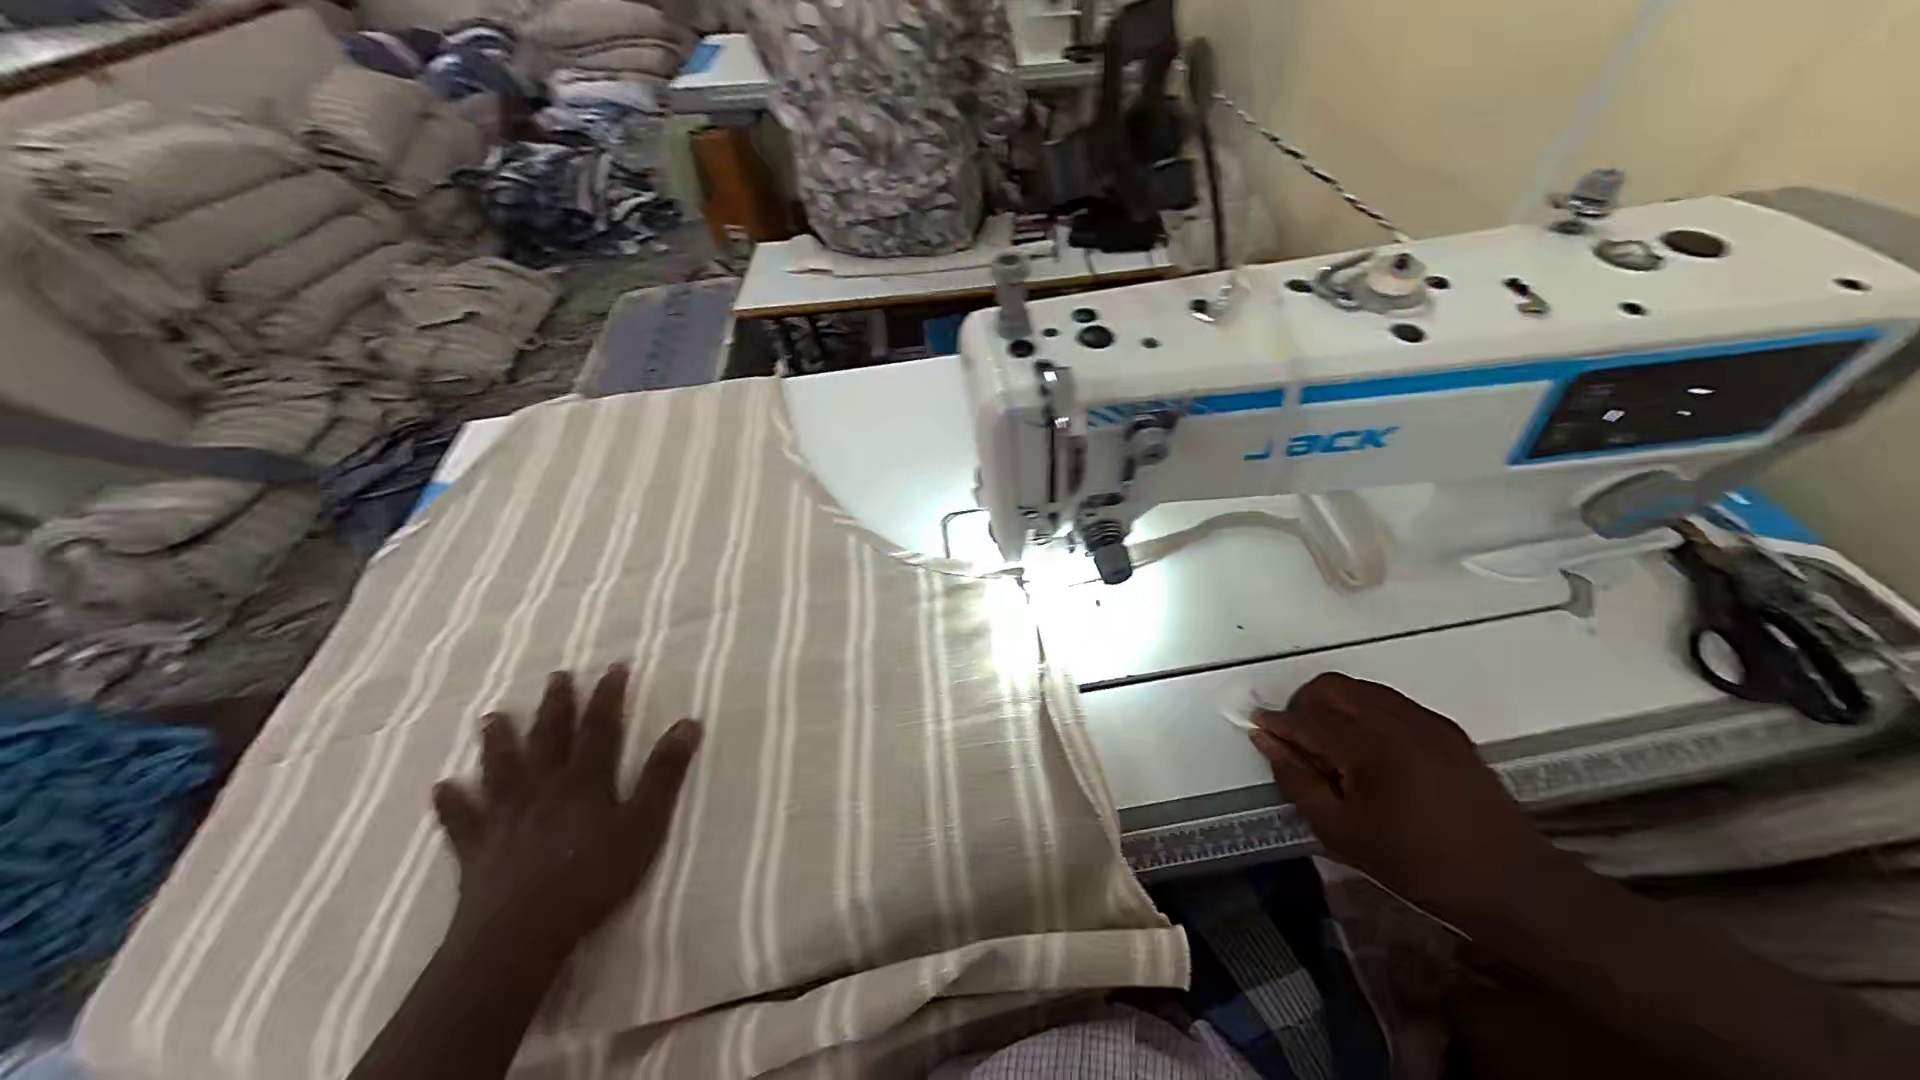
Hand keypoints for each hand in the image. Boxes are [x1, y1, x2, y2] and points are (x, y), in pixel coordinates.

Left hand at [431, 665, 700, 959]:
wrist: (520, 934)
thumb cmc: (592, 877)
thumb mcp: (644, 825)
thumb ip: (664, 775)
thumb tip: (688, 723)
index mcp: (584, 781)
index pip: (599, 729)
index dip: (608, 697)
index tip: (613, 667)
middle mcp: (542, 789)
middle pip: (549, 739)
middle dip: (556, 706)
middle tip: (556, 676)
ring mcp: (506, 818)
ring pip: (501, 770)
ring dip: (498, 742)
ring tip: (492, 716)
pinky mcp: (478, 851)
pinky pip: (462, 821)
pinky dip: (452, 803)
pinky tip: (442, 788)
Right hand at [1249, 673, 1559, 916]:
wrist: (1508, 882)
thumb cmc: (1415, 863)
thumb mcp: (1339, 831)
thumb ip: (1296, 779)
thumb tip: (1267, 740)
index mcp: (1367, 745)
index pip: (1304, 718)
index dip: (1275, 723)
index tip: (1258, 730)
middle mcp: (1395, 719)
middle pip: (1330, 687)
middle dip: (1302, 705)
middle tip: (1297, 740)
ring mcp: (1425, 720)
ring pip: (1360, 688)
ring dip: (1334, 705)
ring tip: (1331, 746)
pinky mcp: (1446, 729)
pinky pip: (1390, 701)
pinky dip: (1366, 711)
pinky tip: (1369, 749)